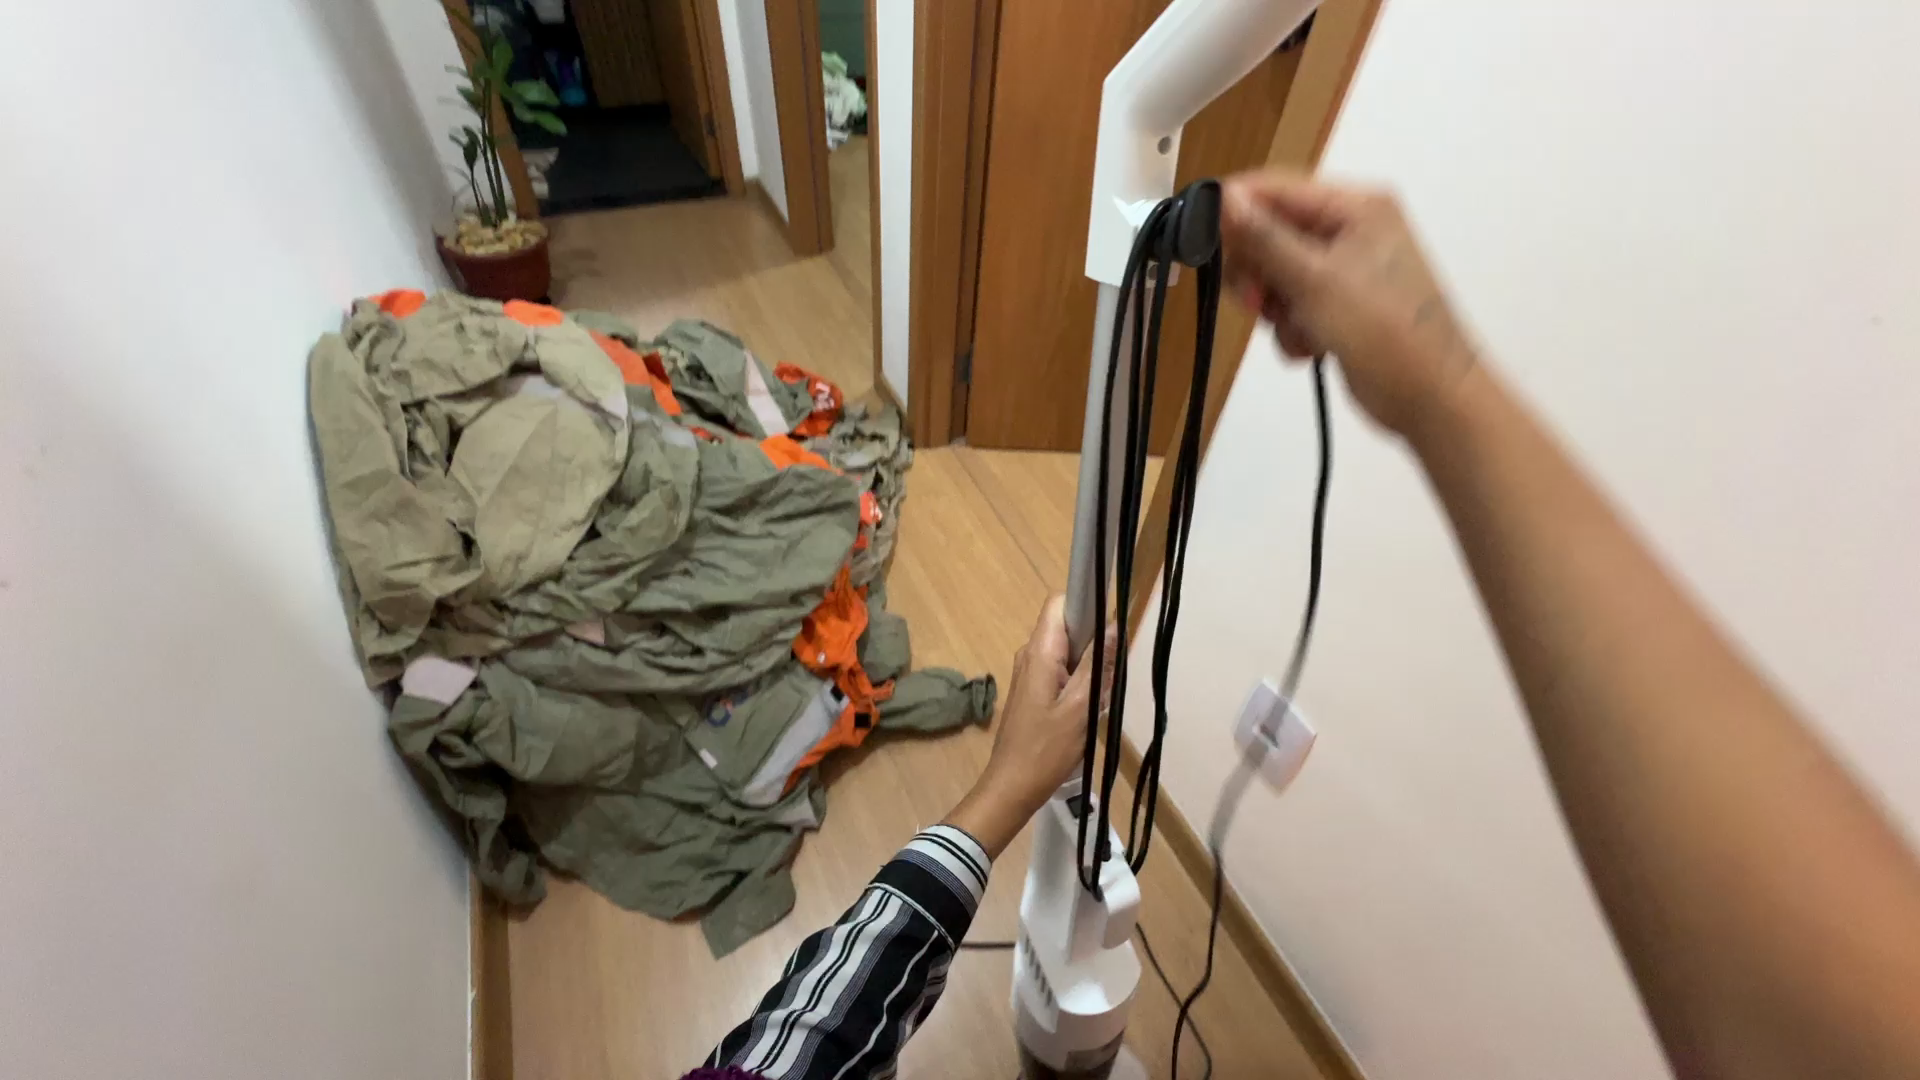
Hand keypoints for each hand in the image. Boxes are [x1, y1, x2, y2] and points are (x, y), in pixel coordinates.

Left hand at [944, 595, 1106, 857]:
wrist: (1012, 786)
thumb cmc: (1047, 748)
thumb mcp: (1081, 707)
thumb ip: (1097, 665)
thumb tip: (1114, 625)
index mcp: (1040, 651)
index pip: (1060, 602)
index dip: (1086, 603)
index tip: (1111, 622)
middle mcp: (1031, 653)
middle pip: (1068, 627)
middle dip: (1095, 644)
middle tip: (1109, 677)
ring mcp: (1030, 672)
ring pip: (1069, 652)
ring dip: (1090, 669)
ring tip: (1098, 702)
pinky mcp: (1033, 689)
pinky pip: (1062, 672)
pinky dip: (1080, 685)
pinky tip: (1087, 713)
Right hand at [1221, 169, 1480, 438]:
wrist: (1430, 396)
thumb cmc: (1381, 329)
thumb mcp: (1315, 280)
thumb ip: (1265, 239)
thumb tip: (1224, 196)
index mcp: (1354, 205)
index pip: (1274, 190)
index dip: (1232, 214)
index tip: (1199, 248)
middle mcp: (1349, 229)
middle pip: (1270, 235)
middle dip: (1256, 273)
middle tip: (1253, 304)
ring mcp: (1344, 270)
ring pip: (1276, 277)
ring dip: (1275, 309)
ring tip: (1296, 332)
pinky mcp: (1339, 306)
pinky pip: (1293, 307)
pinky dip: (1292, 329)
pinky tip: (1309, 349)